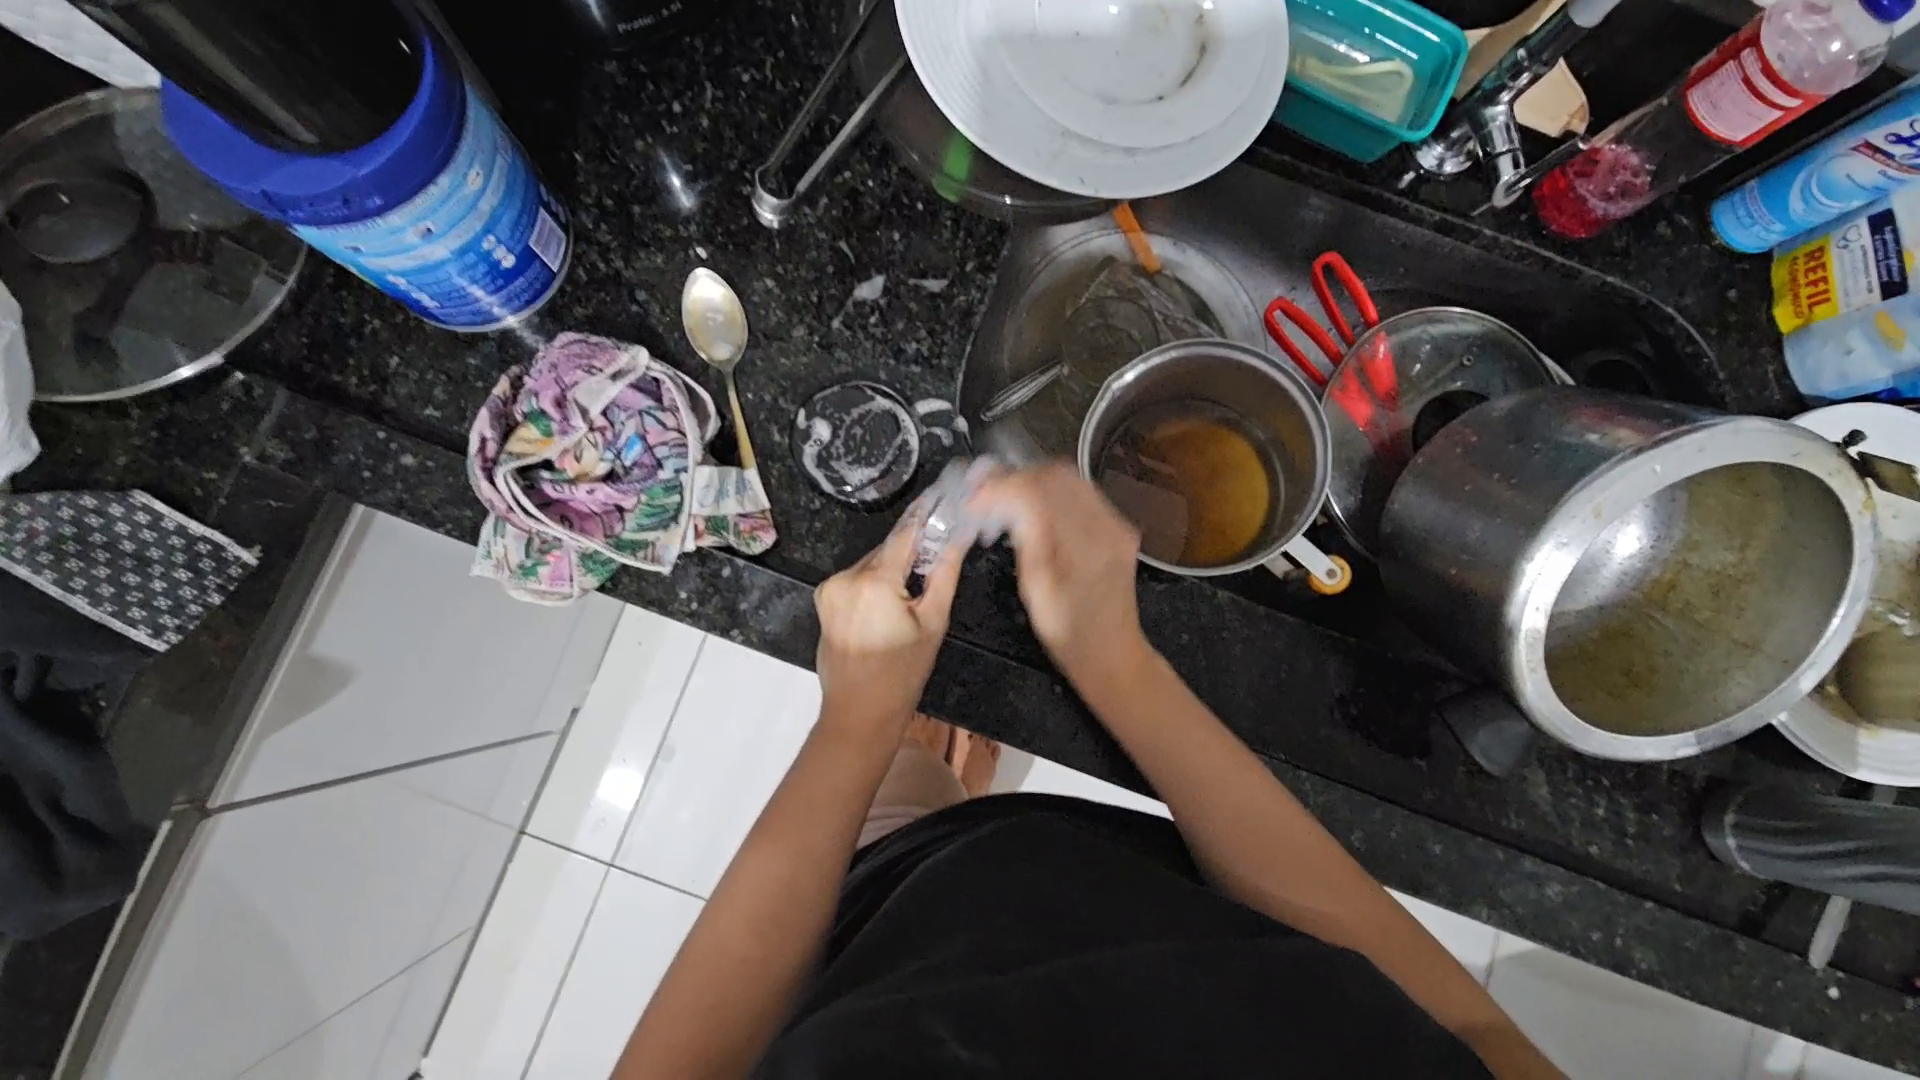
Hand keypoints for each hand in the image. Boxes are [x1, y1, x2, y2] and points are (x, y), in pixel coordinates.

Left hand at [813, 518, 964, 731]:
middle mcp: (847, 576)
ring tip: (910, 598)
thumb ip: (944, 574)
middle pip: (886, 550)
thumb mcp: (933, 622)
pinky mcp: (823, 599)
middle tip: (935, 565)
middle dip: (909, 555)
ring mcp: (830, 587)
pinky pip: (855, 579)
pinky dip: (873, 584)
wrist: (860, 711)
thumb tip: (958, 538)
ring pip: (871, 564)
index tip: (942, 505)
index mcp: (875, 580)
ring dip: (891, 570)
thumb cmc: (903, 672)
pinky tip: (886, 608)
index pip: (905, 535)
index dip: (925, 519)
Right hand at [968, 463, 1148, 685]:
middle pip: (1057, 476)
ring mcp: (1117, 525)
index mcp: (1086, 546)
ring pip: (1070, 480)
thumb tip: (1004, 504)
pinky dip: (1051, 494)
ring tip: (1003, 500)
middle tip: (984, 493)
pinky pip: (1081, 495)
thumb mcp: (1035, 592)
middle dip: (1016, 478)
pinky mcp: (1117, 527)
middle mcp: (1108, 527)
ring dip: (1032, 483)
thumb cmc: (1069, 635)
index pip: (1039, 492)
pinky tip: (1031, 511)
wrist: (1114, 653)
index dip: (1002, 487)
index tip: (976, 498)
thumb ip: (1025, 540)